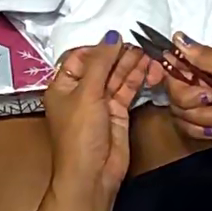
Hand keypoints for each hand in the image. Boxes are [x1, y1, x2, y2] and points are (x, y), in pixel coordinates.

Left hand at [44, 35, 161, 198]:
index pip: (79, 58)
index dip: (97, 48)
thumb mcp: (87, 93)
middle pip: (101, 66)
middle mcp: (80, 92)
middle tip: (139, 43)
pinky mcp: (117, 113)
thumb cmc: (80, 133)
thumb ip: (101, 63)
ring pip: (116, 77)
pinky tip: (149, 67)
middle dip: (118, 55)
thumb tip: (112, 36)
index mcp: (62, 86)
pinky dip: (138, 79)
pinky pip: (127, 90)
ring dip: (131, 65)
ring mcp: (100, 103)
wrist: (92, 174)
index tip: (117, 39)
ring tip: (148, 53)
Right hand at [163, 34, 211, 171]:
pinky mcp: (204, 126)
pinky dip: (201, 129)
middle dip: (190, 96)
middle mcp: (206, 82)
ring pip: (178, 108)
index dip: (175, 68)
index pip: (180, 59)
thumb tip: (177, 36)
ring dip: (202, 115)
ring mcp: (204, 105)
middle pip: (174, 86)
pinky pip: (184, 125)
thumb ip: (205, 57)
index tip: (183, 76)